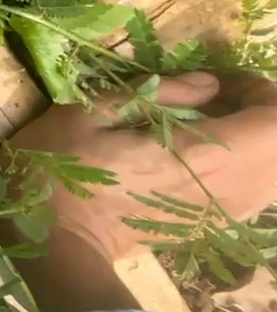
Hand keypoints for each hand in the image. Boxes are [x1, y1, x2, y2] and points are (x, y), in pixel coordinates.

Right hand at [2, 72, 276, 311]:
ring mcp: (234, 208)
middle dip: (260, 114)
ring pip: (276, 170)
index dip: (261, 91)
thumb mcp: (83, 115)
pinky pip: (260, 188)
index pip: (276, 119)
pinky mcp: (222, 221)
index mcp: (205, 154)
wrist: (56, 231)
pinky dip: (247, 165)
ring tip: (207, 126)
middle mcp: (237, 184)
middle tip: (213, 98)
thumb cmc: (58, 165)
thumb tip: (204, 83)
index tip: (222, 80)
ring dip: (255, 142)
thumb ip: (147, 94)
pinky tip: (201, 157)